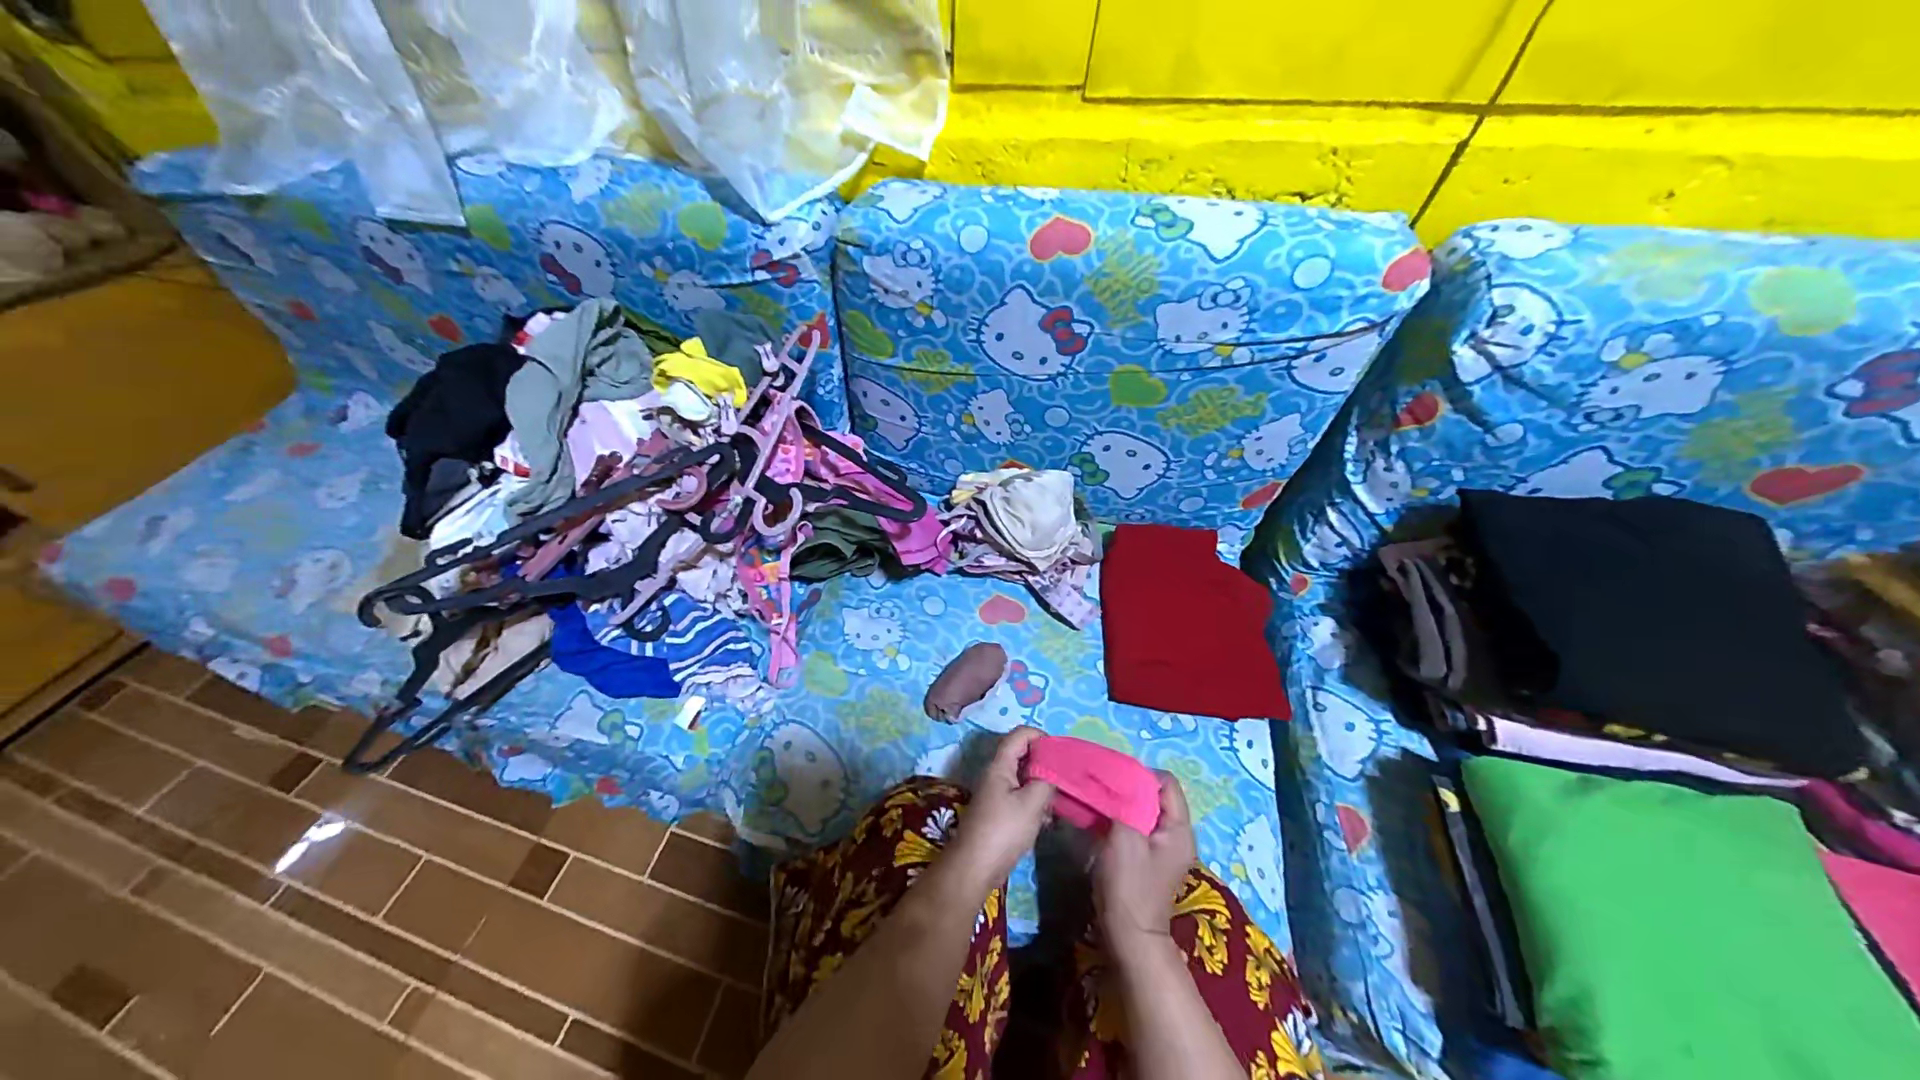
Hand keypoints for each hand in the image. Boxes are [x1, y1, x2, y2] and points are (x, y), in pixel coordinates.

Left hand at [946, 727, 1054, 887]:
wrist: (975, 867)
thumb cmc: (1004, 830)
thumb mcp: (1032, 803)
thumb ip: (1047, 780)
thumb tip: (1056, 770)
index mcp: (1000, 765)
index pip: (1020, 735)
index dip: (1041, 736)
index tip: (1062, 753)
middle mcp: (996, 774)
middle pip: (1022, 755)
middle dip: (1045, 761)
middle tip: (1066, 775)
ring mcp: (997, 794)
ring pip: (1024, 777)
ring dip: (1042, 784)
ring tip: (1061, 797)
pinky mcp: (1000, 812)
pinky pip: (1021, 796)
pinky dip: (1036, 801)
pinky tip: (1049, 817)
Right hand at [1093, 771, 1196, 955]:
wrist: (1129, 934)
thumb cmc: (1129, 884)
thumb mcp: (1125, 836)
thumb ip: (1124, 802)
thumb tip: (1116, 775)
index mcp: (1179, 828)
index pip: (1166, 782)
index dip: (1140, 775)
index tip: (1113, 778)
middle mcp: (1177, 834)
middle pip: (1155, 795)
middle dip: (1129, 787)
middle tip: (1102, 787)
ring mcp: (1164, 848)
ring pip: (1144, 810)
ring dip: (1123, 804)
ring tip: (1099, 801)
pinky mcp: (1149, 858)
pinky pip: (1138, 826)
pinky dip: (1121, 819)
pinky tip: (1102, 820)